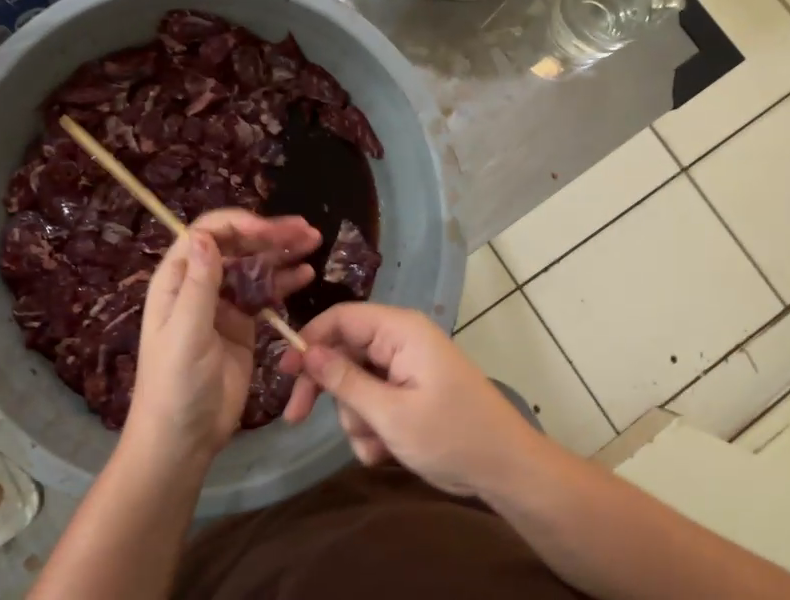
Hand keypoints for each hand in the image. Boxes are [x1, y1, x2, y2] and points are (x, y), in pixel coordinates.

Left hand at [122, 210, 320, 466]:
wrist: (183, 438)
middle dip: (269, 234)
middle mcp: (199, 284)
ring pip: (254, 266)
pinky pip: (265, 294)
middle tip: (307, 230)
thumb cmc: (175, 384)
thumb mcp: (185, 332)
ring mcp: (223, 304)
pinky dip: (284, 281)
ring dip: (282, 252)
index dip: (239, 225)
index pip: (208, 234)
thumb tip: (204, 235)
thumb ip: (199, 284)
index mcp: (176, 279)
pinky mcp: (242, 325)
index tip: (270, 230)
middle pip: (236, 245)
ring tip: (314, 242)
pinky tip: (306, 274)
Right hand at [279, 303, 539, 497]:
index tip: (282, 372)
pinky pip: (374, 402)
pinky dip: (372, 428)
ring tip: (377, 445)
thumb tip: (306, 353)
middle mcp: (402, 341)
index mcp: (401, 330)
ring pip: (355, 384)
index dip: (308, 341)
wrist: (507, 471)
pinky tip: (385, 452)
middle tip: (296, 419)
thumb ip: (346, 381)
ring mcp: (407, 368)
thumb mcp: (391, 413)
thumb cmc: (452, 436)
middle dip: (328, 390)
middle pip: (344, 352)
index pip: (341, 318)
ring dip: (356, 418)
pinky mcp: (411, 393)